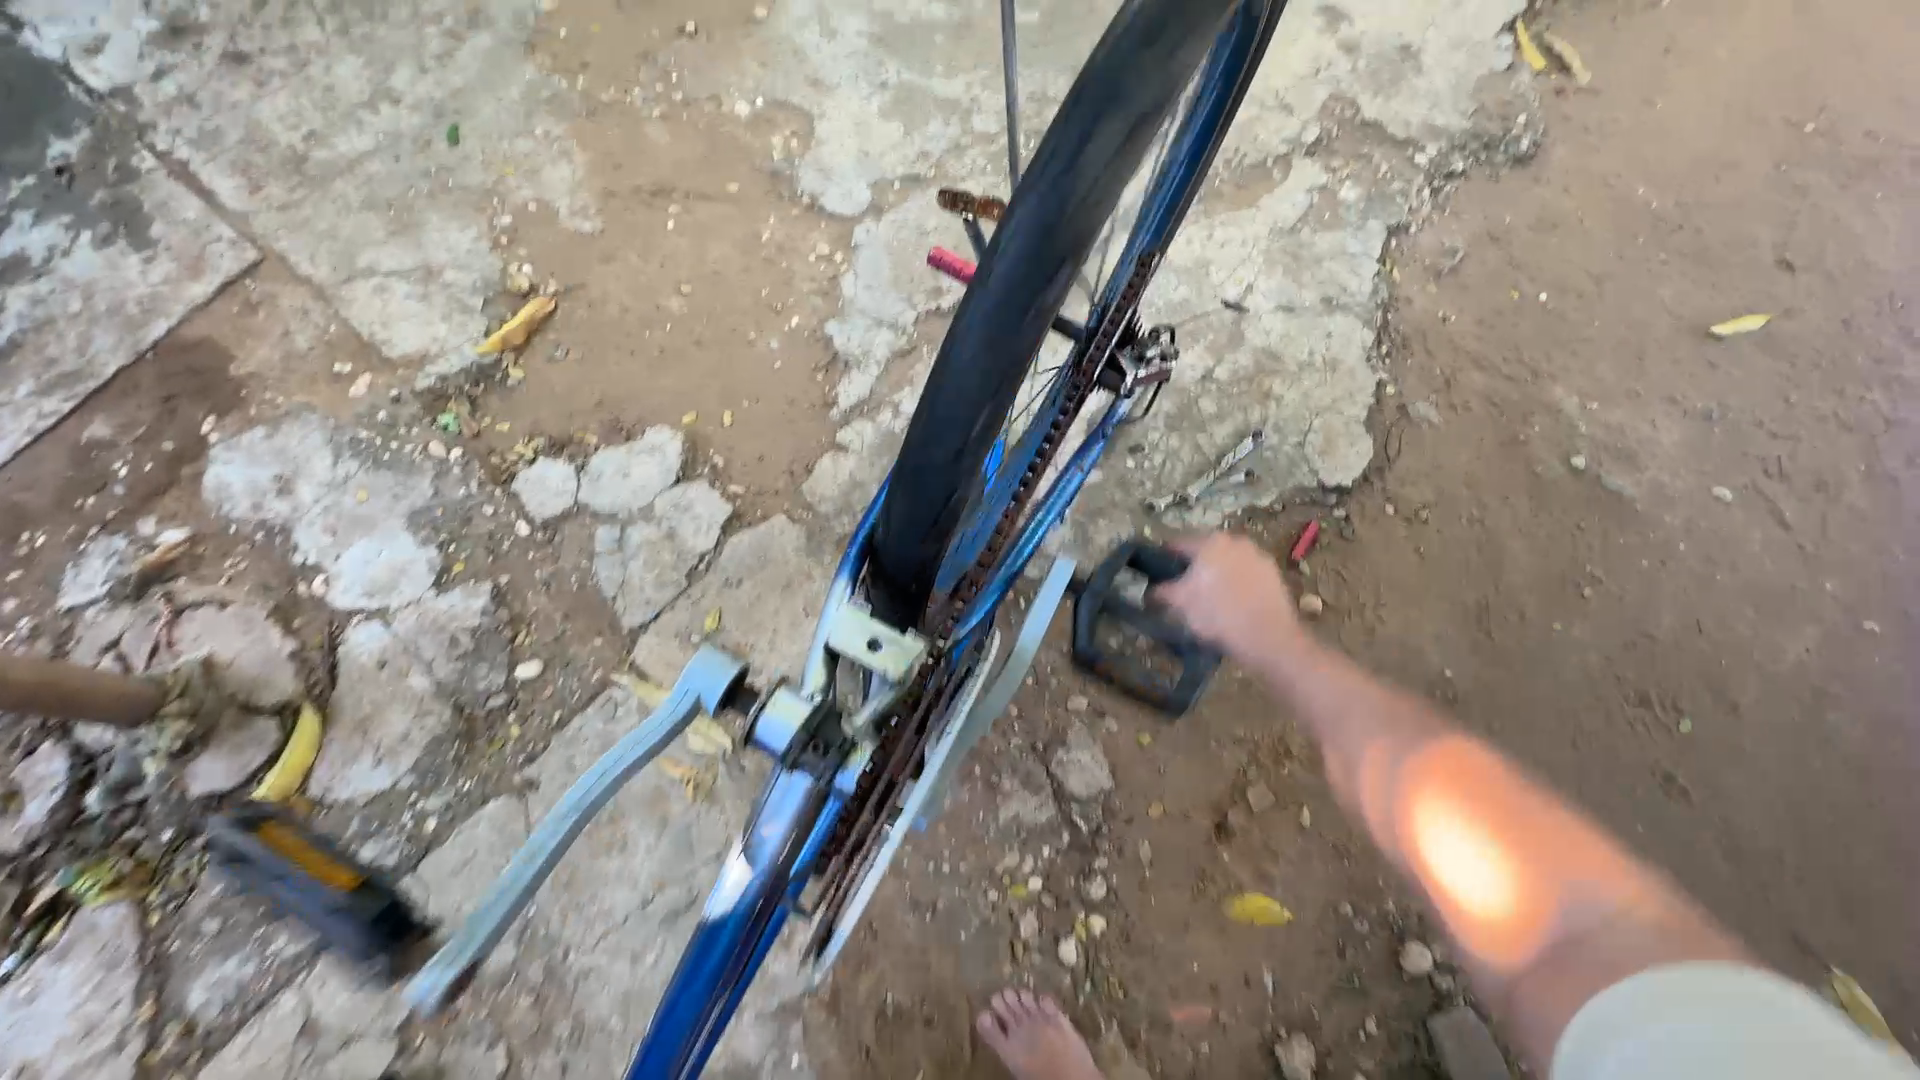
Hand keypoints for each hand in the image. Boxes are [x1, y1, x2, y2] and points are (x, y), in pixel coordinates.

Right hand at [1150, 532, 1303, 663]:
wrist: (1268, 637)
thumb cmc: (1217, 613)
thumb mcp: (1180, 604)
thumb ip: (1161, 592)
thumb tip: (1150, 590)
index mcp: (1210, 542)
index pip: (1177, 545)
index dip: (1164, 560)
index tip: (1157, 576)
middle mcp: (1236, 541)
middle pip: (1205, 553)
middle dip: (1194, 569)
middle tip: (1184, 592)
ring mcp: (1259, 557)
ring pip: (1228, 564)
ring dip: (1217, 577)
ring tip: (1211, 603)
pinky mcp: (1274, 575)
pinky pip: (1247, 577)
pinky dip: (1238, 586)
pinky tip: (1234, 607)